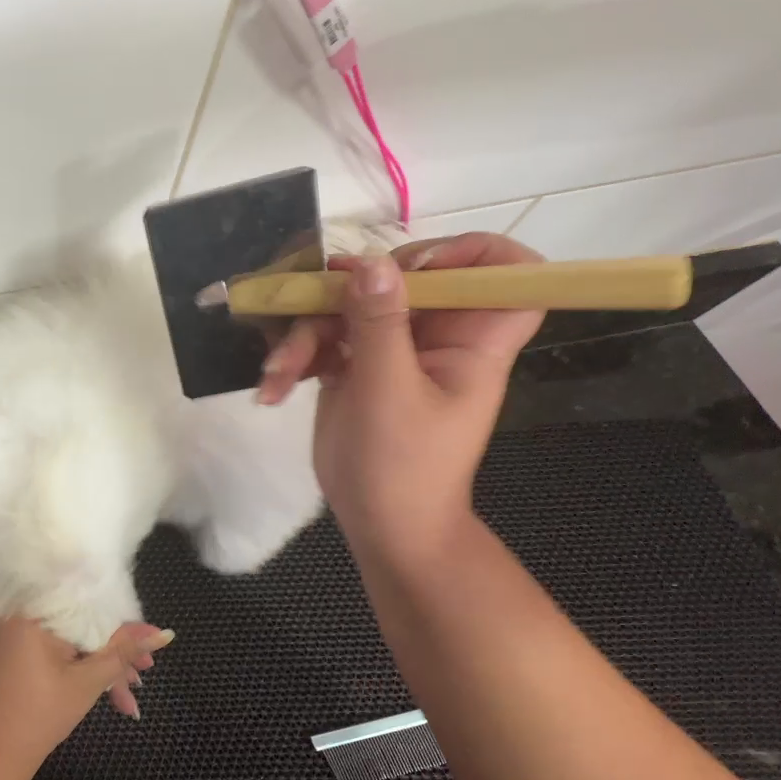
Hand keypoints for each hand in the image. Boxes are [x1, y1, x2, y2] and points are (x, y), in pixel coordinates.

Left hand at [0, 617, 175, 779]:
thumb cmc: (38, 713)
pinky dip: (77, 669)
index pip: (90, 604)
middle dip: (115, 653)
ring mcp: (15, 634)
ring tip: (130, 699)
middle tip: (144, 676)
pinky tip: (107, 695)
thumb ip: (123, 653)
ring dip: (100, 667)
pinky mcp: (13, 654)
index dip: (125, 626)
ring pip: (70, 642)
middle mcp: (21, 613)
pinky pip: (54, 651)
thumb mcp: (87, 682)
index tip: (152, 647)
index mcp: (35, 611)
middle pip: (80, 624)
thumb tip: (163, 633)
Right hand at [256, 232, 545, 548]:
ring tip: (277, 372)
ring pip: (348, 310)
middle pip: (401, 282)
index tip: (419, 265)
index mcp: (471, 341)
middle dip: (349, 293)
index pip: (507, 275)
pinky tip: (273, 386)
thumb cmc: (404, 465)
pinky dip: (294, 358)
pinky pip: (322, 339)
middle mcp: (434, 337)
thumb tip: (372, 261)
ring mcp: (390, 352)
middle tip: (316, 302)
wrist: (381, 524)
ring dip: (303, 335)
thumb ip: (379, 325)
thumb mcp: (388, 392)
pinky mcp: (352, 367)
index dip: (471, 255)